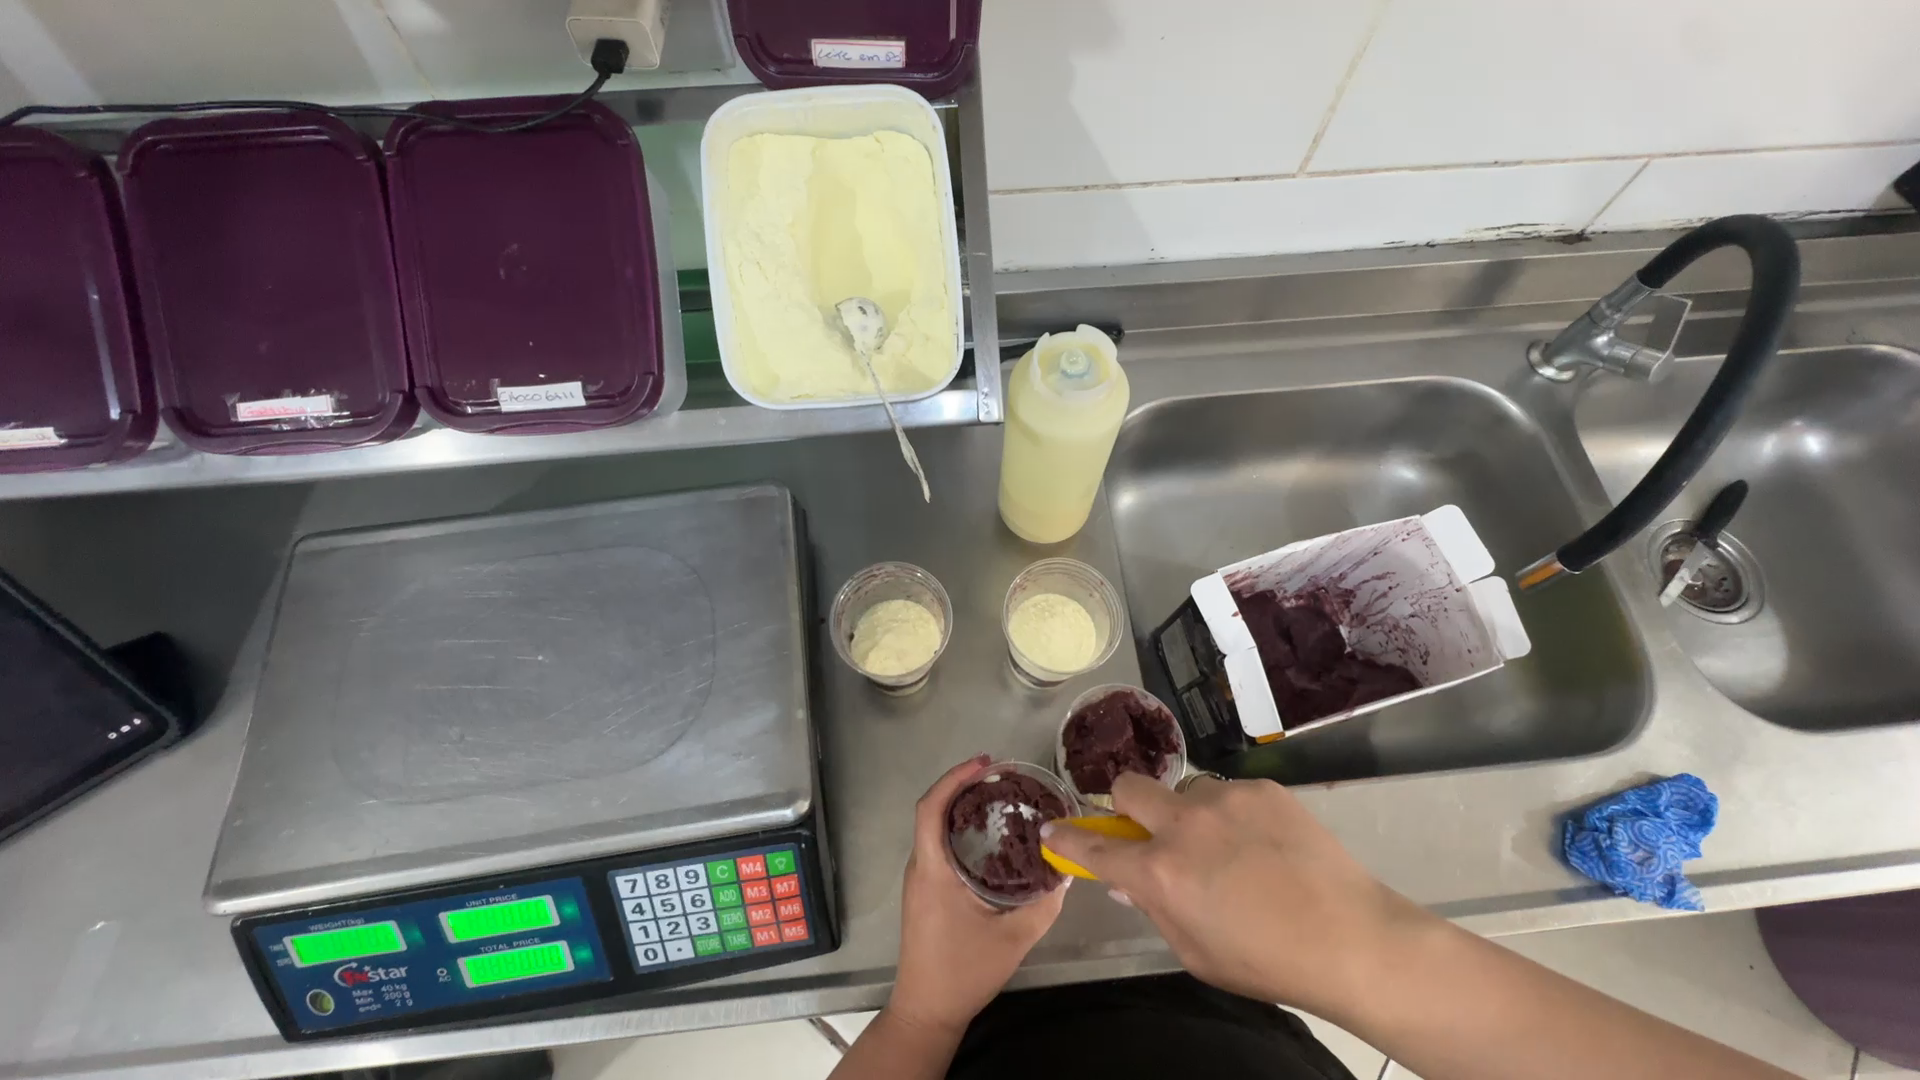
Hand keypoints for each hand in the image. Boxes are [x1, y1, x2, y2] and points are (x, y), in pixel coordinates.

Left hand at [887, 755, 1067, 1035]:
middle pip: (932, 811)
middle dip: (963, 786)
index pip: (930, 808)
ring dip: (961, 807)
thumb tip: (1067, 874)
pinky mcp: (924, 891)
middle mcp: (920, 867)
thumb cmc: (962, 972)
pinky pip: (938, 845)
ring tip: (999, 798)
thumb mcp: (1012, 940)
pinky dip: (960, 830)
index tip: (984, 764)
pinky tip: (990, 837)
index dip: (953, 779)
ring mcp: (919, 879)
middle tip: (1000, 777)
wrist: (926, 1010)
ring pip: (935, 828)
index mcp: (932, 870)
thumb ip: (1043, 906)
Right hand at [1039, 773, 1433, 1017]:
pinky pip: (1230, 793)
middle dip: (1127, 805)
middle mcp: (1184, 825)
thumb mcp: (1196, 954)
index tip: (1052, 829)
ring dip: (1190, 815)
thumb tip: (1131, 883)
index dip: (1069, 839)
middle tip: (1151, 831)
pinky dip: (1233, 815)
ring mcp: (1226, 799)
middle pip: (1129, 787)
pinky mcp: (1264, 788)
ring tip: (1231, 849)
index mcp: (1161, 872)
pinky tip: (1265, 845)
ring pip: (1186, 791)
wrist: (1355, 939)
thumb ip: (1156, 910)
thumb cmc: (1268, 962)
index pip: (1096, 848)